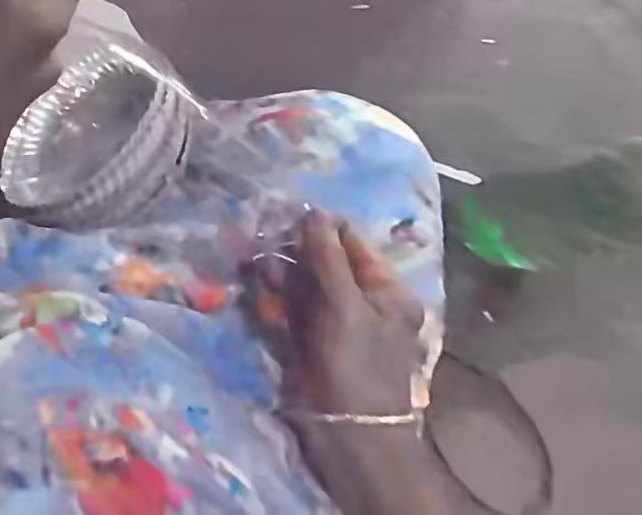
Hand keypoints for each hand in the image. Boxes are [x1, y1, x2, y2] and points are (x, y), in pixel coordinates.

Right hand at [255, 211, 425, 415]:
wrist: (346, 428)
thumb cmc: (355, 363)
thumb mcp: (346, 305)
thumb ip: (329, 257)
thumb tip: (317, 212)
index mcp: (386, 291)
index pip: (350, 242)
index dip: (318, 227)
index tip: (282, 214)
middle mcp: (362, 299)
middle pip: (322, 258)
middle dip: (291, 250)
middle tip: (262, 239)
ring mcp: (334, 316)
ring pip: (300, 277)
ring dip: (277, 270)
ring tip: (256, 265)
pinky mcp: (310, 332)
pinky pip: (289, 300)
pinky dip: (273, 292)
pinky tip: (258, 287)